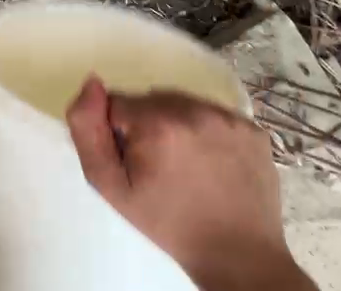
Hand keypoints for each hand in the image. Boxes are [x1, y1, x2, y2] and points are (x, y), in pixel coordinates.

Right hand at [66, 78, 311, 290]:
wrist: (239, 257)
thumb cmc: (167, 222)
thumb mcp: (108, 184)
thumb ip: (86, 129)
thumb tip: (92, 83)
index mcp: (158, 124)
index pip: (116, 103)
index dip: (119, 133)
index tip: (135, 163)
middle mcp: (195, 112)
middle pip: (149, 99)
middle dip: (146, 125)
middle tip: (159, 165)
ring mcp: (229, 120)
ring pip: (179, 103)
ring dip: (173, 123)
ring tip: (185, 162)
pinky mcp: (253, 130)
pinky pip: (210, 113)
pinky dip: (204, 129)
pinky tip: (210, 159)